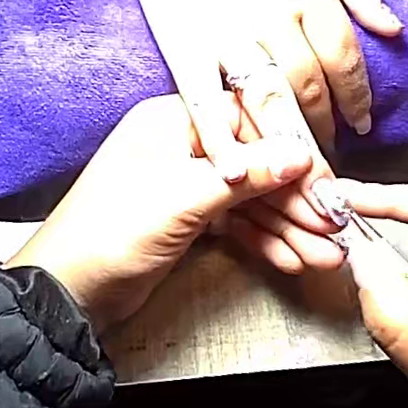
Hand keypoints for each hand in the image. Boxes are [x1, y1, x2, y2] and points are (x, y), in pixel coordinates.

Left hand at [7, 95, 313, 327]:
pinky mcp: (186, 217)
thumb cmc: (116, 227)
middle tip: (335, 230)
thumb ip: (246, 175)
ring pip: (247, 197)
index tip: (327, 186)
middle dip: (293, 198)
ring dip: (286, 225)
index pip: (245, 122)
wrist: (72, 287)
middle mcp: (180, 145)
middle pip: (251, 162)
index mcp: (172, 120)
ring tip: (324, 256)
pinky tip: (291, 260)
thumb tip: (301, 156)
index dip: (290, 153)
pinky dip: (261, 239)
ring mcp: (183, 182)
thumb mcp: (184, 196)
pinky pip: (234, 221)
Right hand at [103, 0, 400, 274]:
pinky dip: (221, 140)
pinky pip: (206, 102)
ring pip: (266, 102)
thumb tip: (392, 30)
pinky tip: (235, 174)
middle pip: (309, 90)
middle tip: (334, 171)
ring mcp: (225, 35)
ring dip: (286, 147)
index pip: (343, 61)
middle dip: (326, 136)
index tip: (361, 129)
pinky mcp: (183, 48)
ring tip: (299, 179)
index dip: (357, 101)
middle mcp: (271, 17)